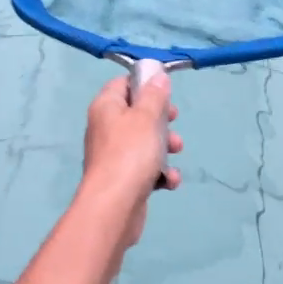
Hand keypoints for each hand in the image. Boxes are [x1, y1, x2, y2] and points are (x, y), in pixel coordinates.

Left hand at [79, 72, 183, 248]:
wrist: (114, 207)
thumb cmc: (130, 154)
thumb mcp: (147, 117)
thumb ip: (155, 94)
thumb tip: (157, 76)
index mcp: (106, 106)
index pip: (123, 84)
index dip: (144, 84)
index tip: (165, 92)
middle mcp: (106, 127)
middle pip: (137, 113)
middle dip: (161, 118)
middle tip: (174, 120)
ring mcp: (113, 154)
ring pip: (145, 141)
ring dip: (164, 146)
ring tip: (176, 151)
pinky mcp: (123, 178)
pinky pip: (145, 168)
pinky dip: (159, 172)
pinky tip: (169, 180)